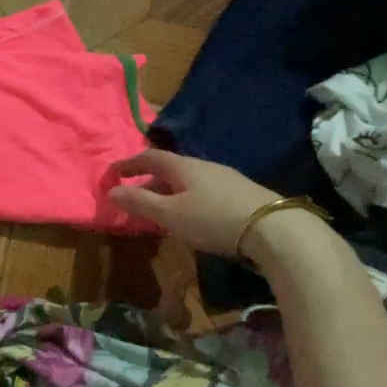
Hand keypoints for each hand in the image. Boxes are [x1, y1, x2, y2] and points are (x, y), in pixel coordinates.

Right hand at [106, 150, 282, 256]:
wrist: (275, 229)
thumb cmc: (212, 219)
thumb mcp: (169, 214)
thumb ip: (139, 202)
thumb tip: (111, 191)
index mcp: (182, 166)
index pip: (149, 157)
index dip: (128, 164)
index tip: (112, 175)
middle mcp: (204, 166)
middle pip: (169, 168)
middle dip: (148, 181)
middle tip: (134, 199)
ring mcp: (226, 178)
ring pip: (188, 180)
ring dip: (169, 192)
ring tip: (161, 211)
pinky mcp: (241, 193)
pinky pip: (204, 190)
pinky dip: (188, 199)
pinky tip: (192, 216)